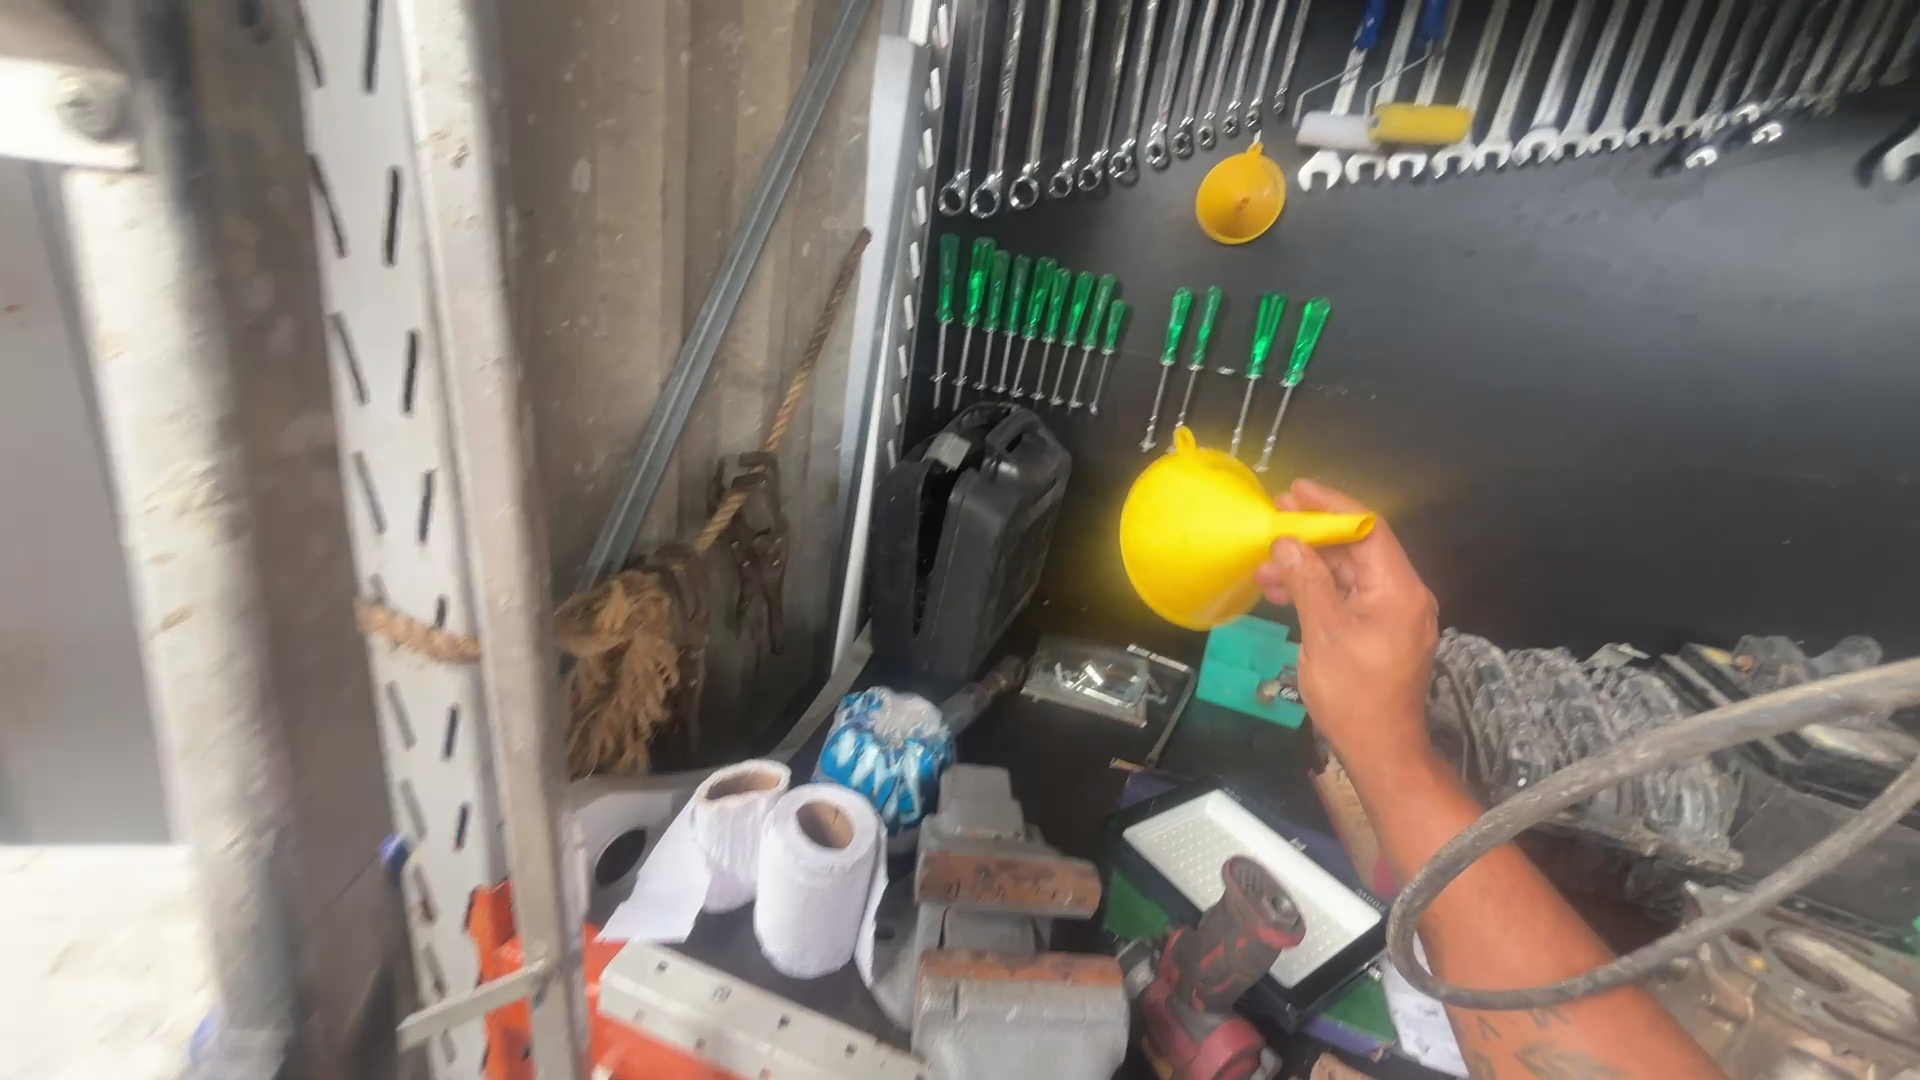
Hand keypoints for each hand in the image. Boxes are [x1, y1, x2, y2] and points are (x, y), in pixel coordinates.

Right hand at [1253, 479, 1438, 774]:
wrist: (1379, 749)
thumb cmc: (1354, 693)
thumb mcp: (1324, 633)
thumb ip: (1307, 582)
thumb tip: (1286, 542)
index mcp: (1399, 591)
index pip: (1368, 530)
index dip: (1331, 506)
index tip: (1294, 491)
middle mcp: (1402, 595)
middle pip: (1357, 549)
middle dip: (1312, 534)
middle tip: (1272, 520)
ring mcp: (1391, 614)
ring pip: (1347, 573)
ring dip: (1307, 564)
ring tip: (1263, 564)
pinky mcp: (1378, 631)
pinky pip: (1346, 596)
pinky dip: (1315, 589)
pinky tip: (1281, 591)